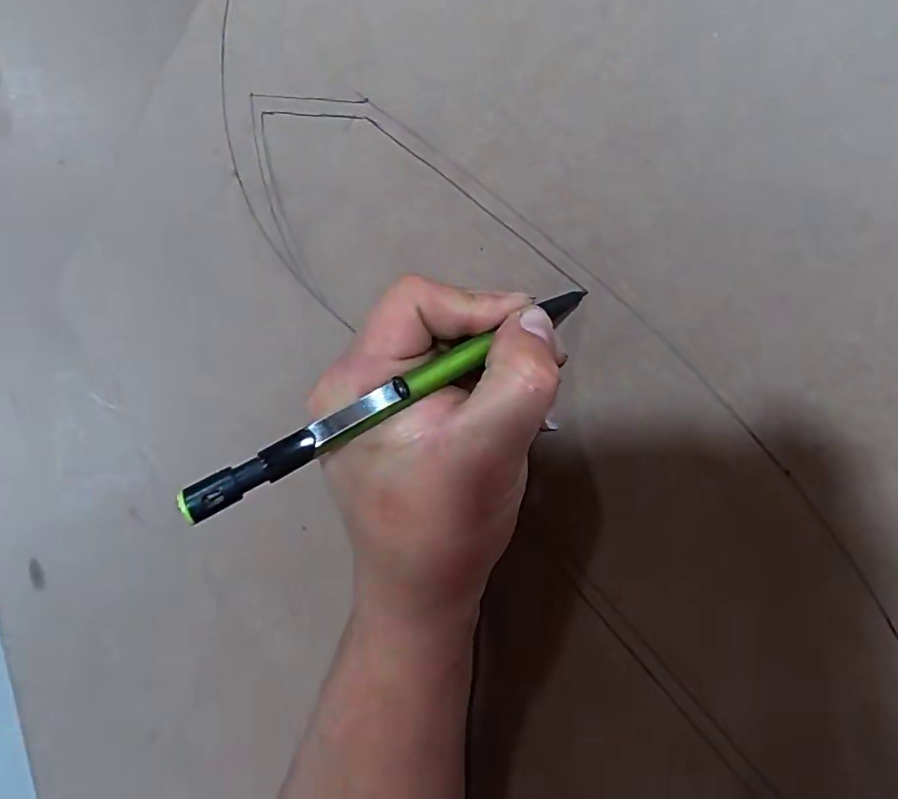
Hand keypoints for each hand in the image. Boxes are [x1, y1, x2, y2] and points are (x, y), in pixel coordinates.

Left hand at [309, 276, 563, 633]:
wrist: (422, 596)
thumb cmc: (447, 527)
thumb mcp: (491, 447)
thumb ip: (519, 376)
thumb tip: (533, 318)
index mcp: (356, 380)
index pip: (415, 301)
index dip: (476, 306)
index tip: (529, 335)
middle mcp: (355, 380)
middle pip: (431, 319)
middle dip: (491, 335)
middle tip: (542, 362)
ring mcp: (374, 399)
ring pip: (442, 344)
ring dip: (492, 360)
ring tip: (526, 395)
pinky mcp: (395, 416)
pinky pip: (443, 373)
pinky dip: (482, 380)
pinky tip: (504, 408)